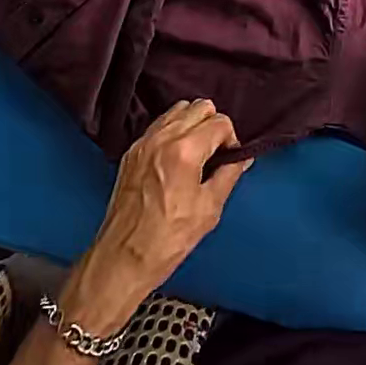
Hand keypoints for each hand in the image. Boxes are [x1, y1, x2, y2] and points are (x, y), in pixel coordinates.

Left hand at [60, 100, 252, 336]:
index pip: (220, 122)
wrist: (123, 257)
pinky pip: (159, 124)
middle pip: (200, 107)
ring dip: (193, 123)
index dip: (231, 140)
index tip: (229, 159)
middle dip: (213, 126)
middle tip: (215, 154)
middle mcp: (162, 138)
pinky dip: (174, 130)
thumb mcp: (209, 208)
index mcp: (184, 151)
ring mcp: (144, 142)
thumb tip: (241, 158)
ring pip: (178, 109)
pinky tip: (177, 156)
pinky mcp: (132, 151)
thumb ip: (229, 175)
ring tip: (197, 153)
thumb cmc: (167, 239)